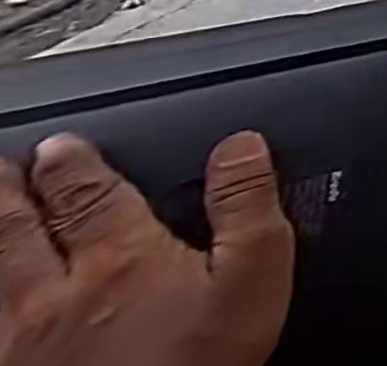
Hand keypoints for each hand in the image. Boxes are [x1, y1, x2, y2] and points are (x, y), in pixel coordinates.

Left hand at [0, 132, 293, 365]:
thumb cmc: (209, 351)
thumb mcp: (257, 265)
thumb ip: (247, 200)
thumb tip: (241, 145)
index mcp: (125, 260)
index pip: (92, 199)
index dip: (75, 167)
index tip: (59, 145)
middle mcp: (55, 296)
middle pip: (18, 234)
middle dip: (6, 196)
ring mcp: (13, 344)